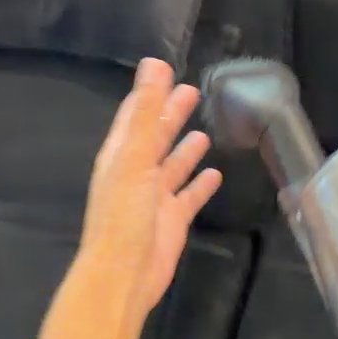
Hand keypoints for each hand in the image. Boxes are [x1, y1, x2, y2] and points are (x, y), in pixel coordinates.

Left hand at [79, 58, 222, 321]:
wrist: (123, 275)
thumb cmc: (124, 213)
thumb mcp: (136, 156)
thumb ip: (148, 112)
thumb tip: (154, 64)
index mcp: (122, 155)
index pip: (135, 116)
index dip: (149, 95)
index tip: (165, 71)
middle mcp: (136, 172)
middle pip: (156, 136)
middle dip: (171, 115)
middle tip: (192, 91)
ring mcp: (155, 198)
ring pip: (173, 166)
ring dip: (186, 149)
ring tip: (204, 132)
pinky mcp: (173, 220)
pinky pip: (189, 196)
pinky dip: (200, 184)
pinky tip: (215, 174)